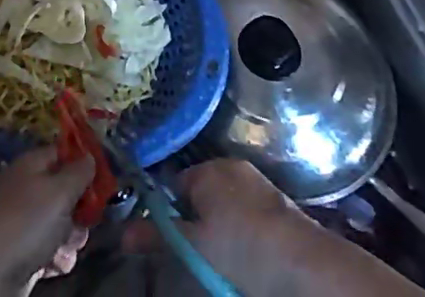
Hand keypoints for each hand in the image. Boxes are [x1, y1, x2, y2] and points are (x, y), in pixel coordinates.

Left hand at [0, 149, 94, 296]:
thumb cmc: (27, 222)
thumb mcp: (60, 191)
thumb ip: (80, 172)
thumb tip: (89, 156)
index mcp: (31, 164)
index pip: (62, 152)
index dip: (84, 163)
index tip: (103, 179)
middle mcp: (24, 187)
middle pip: (63, 191)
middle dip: (79, 209)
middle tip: (85, 221)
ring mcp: (20, 220)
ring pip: (59, 222)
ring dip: (70, 236)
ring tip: (67, 248)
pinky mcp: (19, 250)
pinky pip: (47, 247)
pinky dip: (55, 256)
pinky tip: (55, 264)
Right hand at [123, 160, 424, 296]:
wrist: (302, 260)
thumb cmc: (240, 248)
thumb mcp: (193, 246)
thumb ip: (158, 235)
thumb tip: (122, 233)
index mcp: (207, 170)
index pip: (175, 184)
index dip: (169, 211)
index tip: (172, 237)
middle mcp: (230, 165)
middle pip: (200, 190)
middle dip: (195, 217)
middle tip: (196, 250)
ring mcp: (256, 180)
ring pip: (225, 200)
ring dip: (219, 222)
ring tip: (221, 255)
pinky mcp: (275, 198)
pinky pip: (246, 208)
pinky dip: (241, 225)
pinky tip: (246, 250)